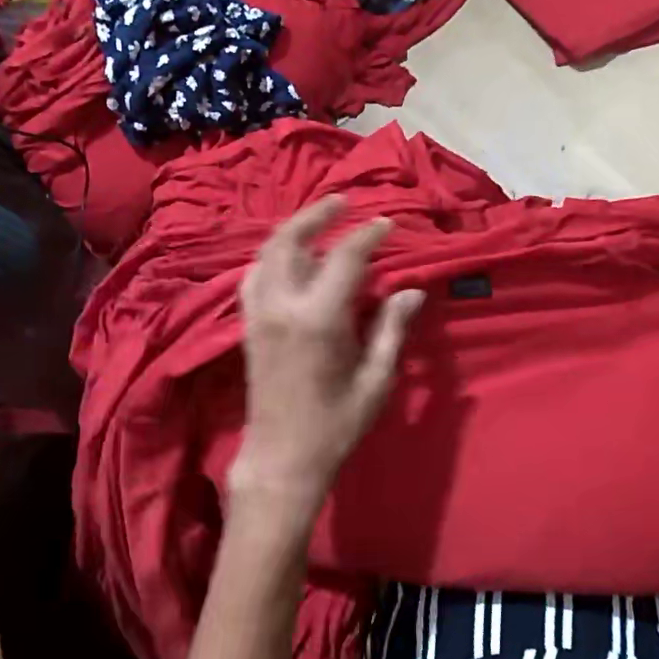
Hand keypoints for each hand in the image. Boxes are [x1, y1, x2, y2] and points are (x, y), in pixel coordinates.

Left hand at [232, 196, 424, 505]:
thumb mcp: (375, 380)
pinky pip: (253, 276)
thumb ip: (391, 329)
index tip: (386, 224)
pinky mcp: (247, 324)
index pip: (344, 258)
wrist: (281, 456)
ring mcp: (257, 313)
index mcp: (318, 318)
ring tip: (317, 221)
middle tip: (341, 202)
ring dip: (292, 230)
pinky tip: (287, 258)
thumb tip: (412, 290)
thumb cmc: (335, 425)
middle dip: (316, 215)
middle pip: (291, 240)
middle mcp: (281, 305)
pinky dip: (270, 257)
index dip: (367, 234)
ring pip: (267, 253)